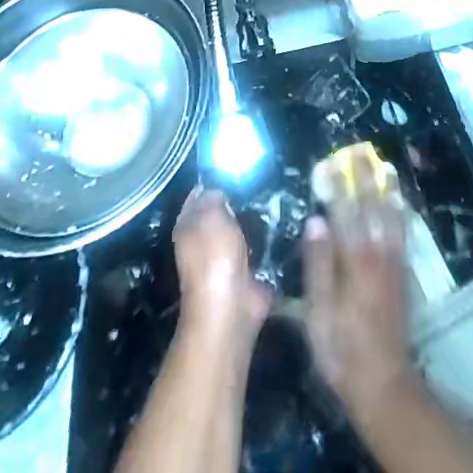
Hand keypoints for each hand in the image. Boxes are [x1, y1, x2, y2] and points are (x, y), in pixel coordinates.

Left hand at [174, 188, 270, 344]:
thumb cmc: (214, 257)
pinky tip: (284, 222)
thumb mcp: (210, 216)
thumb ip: (212, 197)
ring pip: (242, 227)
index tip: (238, 165)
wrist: (231, 307)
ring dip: (256, 216)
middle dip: (240, 197)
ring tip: (278, 195)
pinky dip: (269, 238)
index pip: (199, 194)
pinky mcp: (248, 270)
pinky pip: (260, 246)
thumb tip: (216, 188)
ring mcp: (226, 256)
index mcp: (188, 225)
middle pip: (223, 210)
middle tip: (264, 177)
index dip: (215, 179)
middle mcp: (204, 239)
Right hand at [301, 149, 416, 417]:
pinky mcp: (402, 277)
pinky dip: (401, 214)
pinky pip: (403, 235)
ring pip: (391, 217)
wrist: (383, 382)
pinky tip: (401, 205)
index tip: (328, 161)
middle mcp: (377, 255)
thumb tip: (315, 220)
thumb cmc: (341, 348)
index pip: (344, 212)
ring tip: (386, 166)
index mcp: (353, 261)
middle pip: (371, 208)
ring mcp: (393, 265)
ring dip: (387, 190)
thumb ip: (318, 263)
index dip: (336, 186)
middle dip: (364, 179)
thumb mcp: (318, 310)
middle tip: (358, 152)